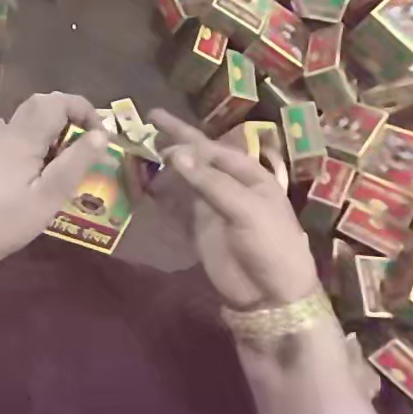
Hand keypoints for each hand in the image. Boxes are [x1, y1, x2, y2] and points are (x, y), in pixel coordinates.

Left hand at [0, 92, 109, 267]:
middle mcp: (10, 134)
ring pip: (31, 120)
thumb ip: (76, 162)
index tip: (101, 136)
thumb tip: (101, 134)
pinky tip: (48, 168)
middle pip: (42, 104)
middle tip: (88, 141)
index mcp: (25, 138)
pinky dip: (43, 142)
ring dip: (57, 129)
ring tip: (72, 157)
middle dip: (71, 114)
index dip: (84, 110)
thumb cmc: (8, 219)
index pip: (57, 101)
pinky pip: (23, 137)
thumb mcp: (49, 195)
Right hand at [151, 110, 318, 310]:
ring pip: (186, 180)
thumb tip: (175, 155)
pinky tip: (147, 185)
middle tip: (149, 121)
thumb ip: (209, 182)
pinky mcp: (201, 228)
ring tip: (141, 151)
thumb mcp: (244, 208)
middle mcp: (230, 186)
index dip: (186, 136)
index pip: (212, 149)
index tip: (156, 124)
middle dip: (175, 141)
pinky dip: (163, 195)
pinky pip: (179, 205)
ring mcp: (214, 207)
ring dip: (166, 167)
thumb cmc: (269, 243)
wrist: (271, 292)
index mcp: (249, 174)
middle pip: (198, 158)